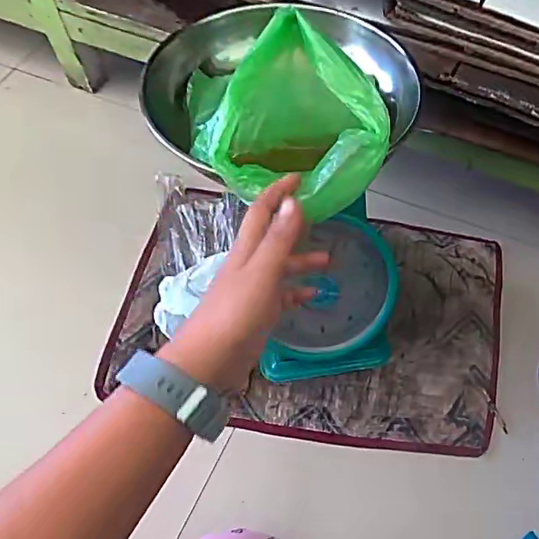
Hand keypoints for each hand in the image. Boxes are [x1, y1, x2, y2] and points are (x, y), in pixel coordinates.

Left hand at [157, 175, 330, 389]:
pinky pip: (281, 296)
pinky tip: (312, 295)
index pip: (262, 211)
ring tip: (328, 262)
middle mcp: (249, 266)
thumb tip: (293, 202)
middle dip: (295, 226)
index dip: (278, 192)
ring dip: (302, 262)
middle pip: (273, 238)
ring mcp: (252, 291)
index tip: (298, 178)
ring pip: (280, 267)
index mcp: (247, 251)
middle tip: (321, 219)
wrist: (210, 360)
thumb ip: (278, 239)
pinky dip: (297, 291)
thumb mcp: (262, 273)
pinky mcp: (257, 314)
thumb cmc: (234, 314)